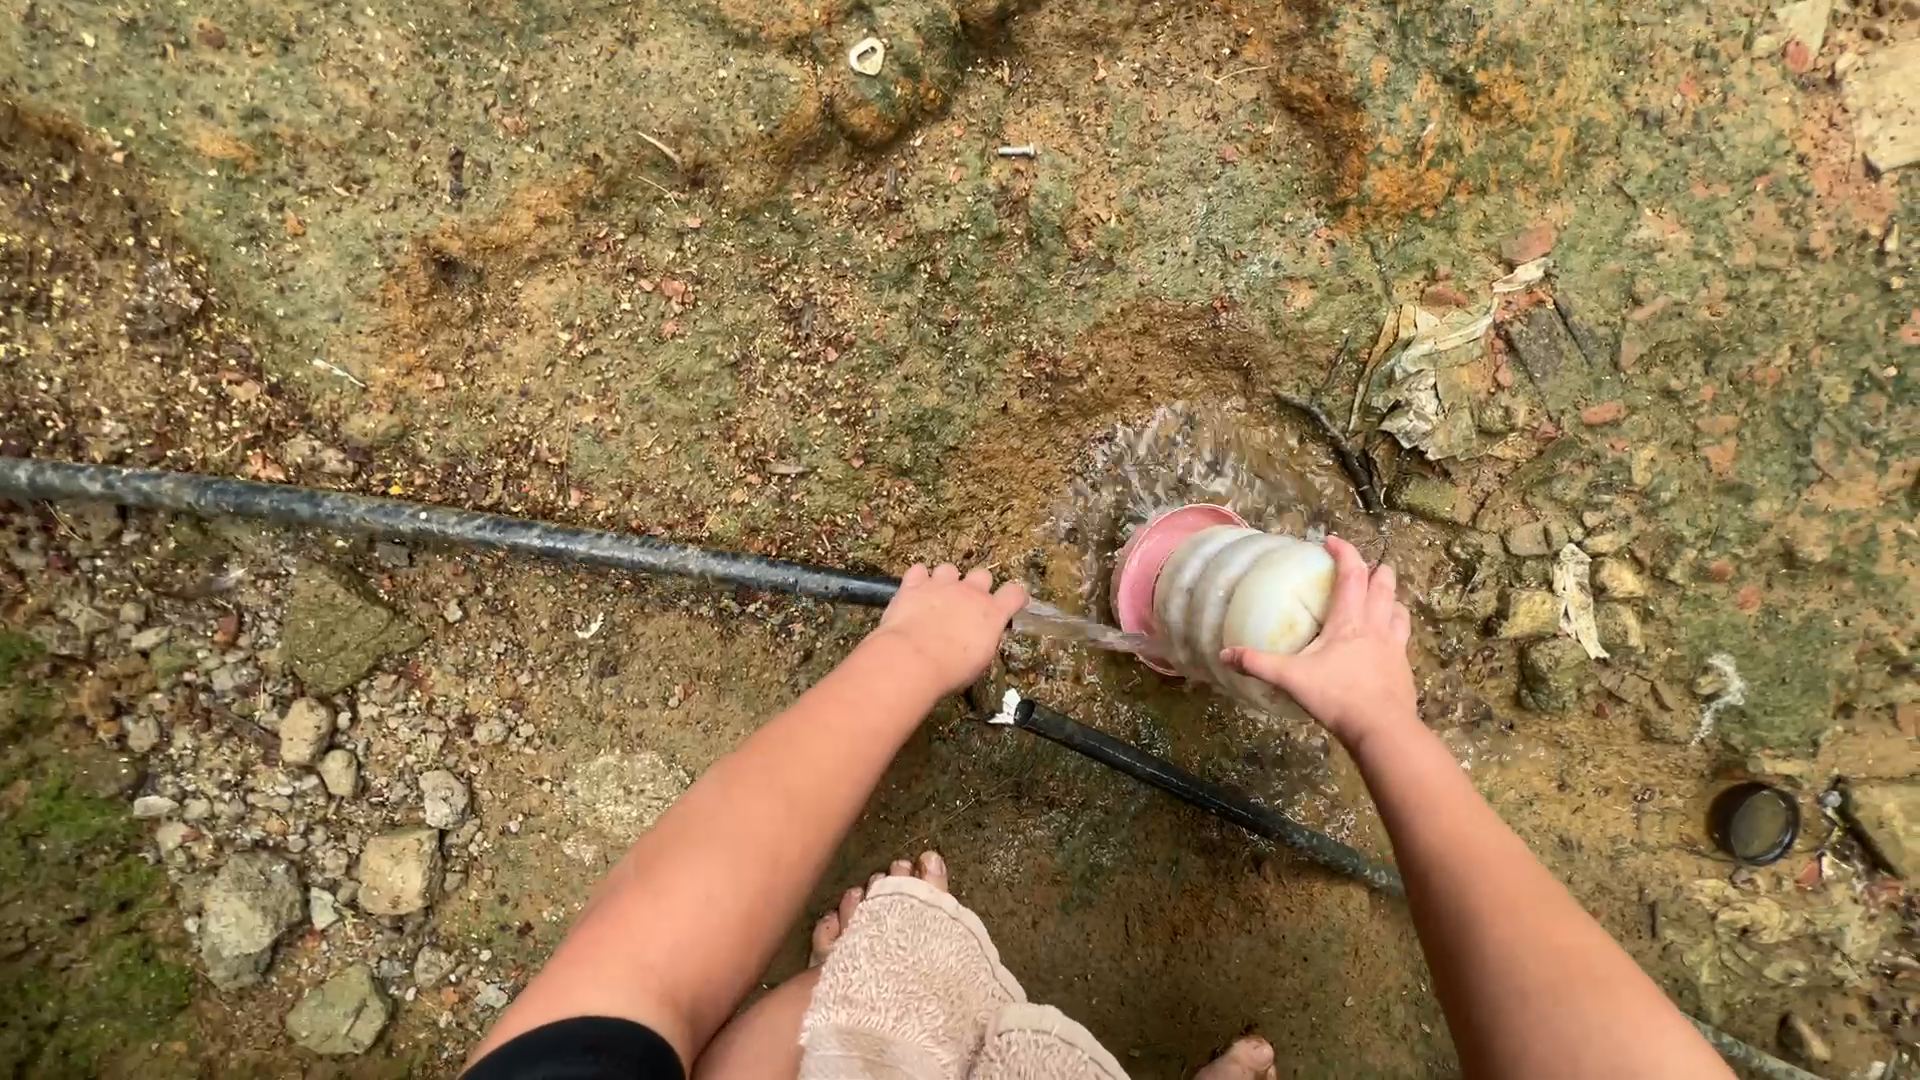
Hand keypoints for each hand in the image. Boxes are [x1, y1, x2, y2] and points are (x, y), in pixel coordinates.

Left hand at [865, 564, 1027, 696]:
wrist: (913, 659)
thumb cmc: (951, 669)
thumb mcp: (979, 661)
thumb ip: (984, 639)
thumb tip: (981, 635)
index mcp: (992, 612)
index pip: (1014, 593)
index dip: (1014, 596)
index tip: (1012, 602)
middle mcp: (970, 592)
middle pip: (982, 574)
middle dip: (977, 585)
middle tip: (968, 603)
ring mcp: (941, 585)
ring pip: (949, 569)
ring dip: (946, 580)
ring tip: (938, 596)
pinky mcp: (913, 585)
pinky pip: (918, 571)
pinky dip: (918, 579)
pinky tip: (915, 590)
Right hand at [1220, 535, 1416, 750]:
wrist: (1384, 730)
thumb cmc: (1338, 697)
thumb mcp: (1291, 678)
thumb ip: (1257, 664)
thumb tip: (1224, 654)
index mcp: (1350, 622)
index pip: (1352, 575)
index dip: (1345, 553)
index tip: (1332, 541)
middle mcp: (1377, 627)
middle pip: (1384, 587)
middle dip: (1376, 571)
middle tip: (1364, 566)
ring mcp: (1395, 648)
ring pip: (1399, 611)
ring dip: (1390, 599)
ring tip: (1380, 599)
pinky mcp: (1403, 669)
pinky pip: (1403, 639)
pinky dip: (1395, 629)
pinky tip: (1384, 641)